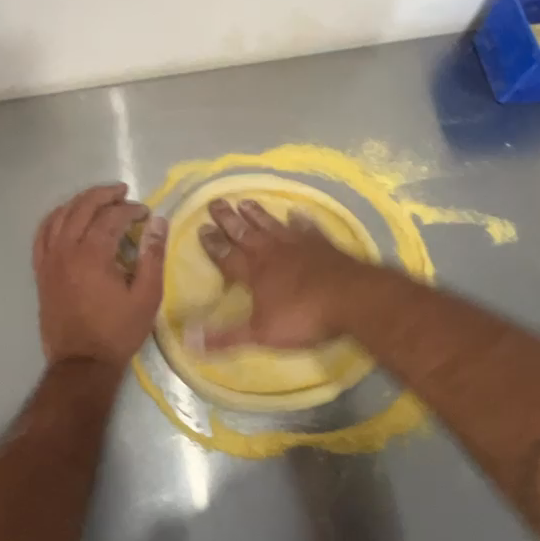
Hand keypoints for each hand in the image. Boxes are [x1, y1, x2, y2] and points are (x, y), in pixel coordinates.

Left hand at [33, 183, 167, 369]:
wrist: (81, 363)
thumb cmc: (117, 331)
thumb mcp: (146, 296)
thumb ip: (152, 255)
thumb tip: (158, 222)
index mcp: (93, 255)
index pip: (112, 216)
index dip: (131, 210)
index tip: (146, 214)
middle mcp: (67, 250)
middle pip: (83, 207)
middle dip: (105, 195)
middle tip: (123, 194)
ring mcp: (49, 260)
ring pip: (60, 215)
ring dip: (81, 202)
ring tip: (99, 200)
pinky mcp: (41, 271)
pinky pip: (42, 234)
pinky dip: (55, 218)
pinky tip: (67, 216)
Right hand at [196, 198, 371, 351]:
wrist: (352, 298)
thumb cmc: (303, 317)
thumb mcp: (260, 334)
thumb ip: (225, 337)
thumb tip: (188, 339)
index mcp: (254, 272)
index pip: (227, 256)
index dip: (213, 244)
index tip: (200, 228)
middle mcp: (273, 252)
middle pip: (246, 232)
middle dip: (229, 219)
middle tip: (215, 202)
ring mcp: (300, 244)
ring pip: (273, 225)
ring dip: (258, 214)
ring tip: (246, 201)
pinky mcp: (324, 245)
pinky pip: (309, 228)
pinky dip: (301, 220)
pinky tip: (297, 212)